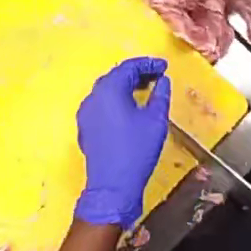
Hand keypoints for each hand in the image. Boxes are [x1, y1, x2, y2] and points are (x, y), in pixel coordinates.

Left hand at [73, 57, 170, 229]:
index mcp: (108, 90)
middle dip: (136, 74)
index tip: (164, 67)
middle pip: (115, 77)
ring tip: (146, 92)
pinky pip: (102, 106)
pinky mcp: (86, 128)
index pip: (128, 67)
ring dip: (125, 88)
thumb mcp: (155, 121)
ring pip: (106, 92)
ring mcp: (86, 113)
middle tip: (157, 77)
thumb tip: (162, 81)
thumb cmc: (136, 150)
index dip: (148, 64)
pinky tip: (130, 111)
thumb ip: (160, 95)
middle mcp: (92, 97)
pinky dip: (116, 102)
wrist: (112, 186)